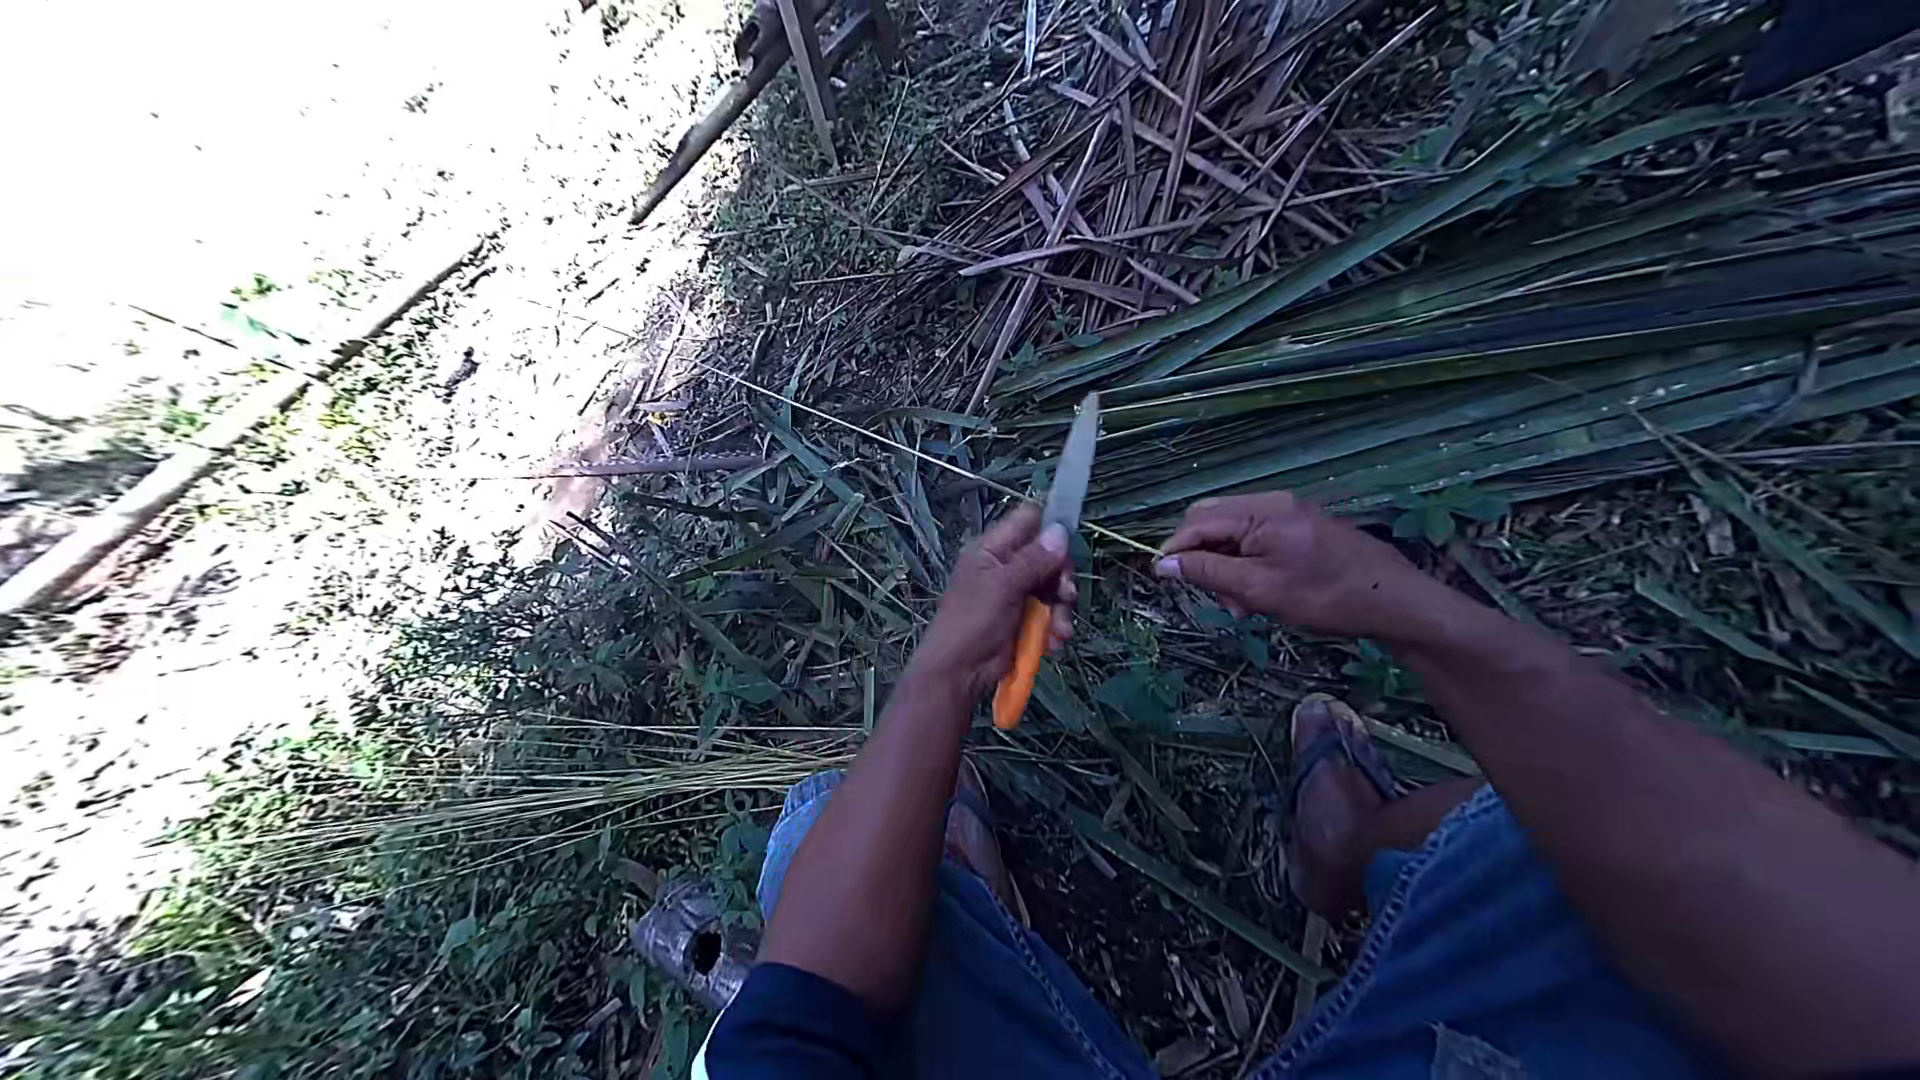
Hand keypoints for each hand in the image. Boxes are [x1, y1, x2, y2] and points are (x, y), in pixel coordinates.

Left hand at [910, 503, 1075, 698]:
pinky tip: (1054, 642)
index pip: (1027, 521)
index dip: (1050, 527)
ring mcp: (1016, 593)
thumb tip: (1060, 530)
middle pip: (1048, 556)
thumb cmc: (973, 622)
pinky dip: (1055, 626)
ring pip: (1053, 587)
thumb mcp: (1003, 586)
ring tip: (1059, 629)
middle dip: (1060, 577)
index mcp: (992, 549)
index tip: (1068, 543)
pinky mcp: (1024, 618)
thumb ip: (1033, 560)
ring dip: (1060, 609)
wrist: (959, 672)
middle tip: (1065, 594)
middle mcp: (1005, 566)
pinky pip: (1050, 613)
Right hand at [1154, 492, 1443, 640]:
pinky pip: (1255, 537)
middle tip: (1217, 597)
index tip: (1163, 578)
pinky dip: (1246, 562)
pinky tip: (1259, 591)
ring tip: (1242, 604)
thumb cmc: (1325, 597)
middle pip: (1211, 521)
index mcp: (1261, 512)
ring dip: (1225, 565)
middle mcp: (1271, 502)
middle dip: (1203, 558)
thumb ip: (1206, 571)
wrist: (1396, 602)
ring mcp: (1288, 512)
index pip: (1197, 522)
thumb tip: (1162, 563)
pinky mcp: (1300, 525)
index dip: (1175, 550)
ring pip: (1232, 531)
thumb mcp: (1257, 588)